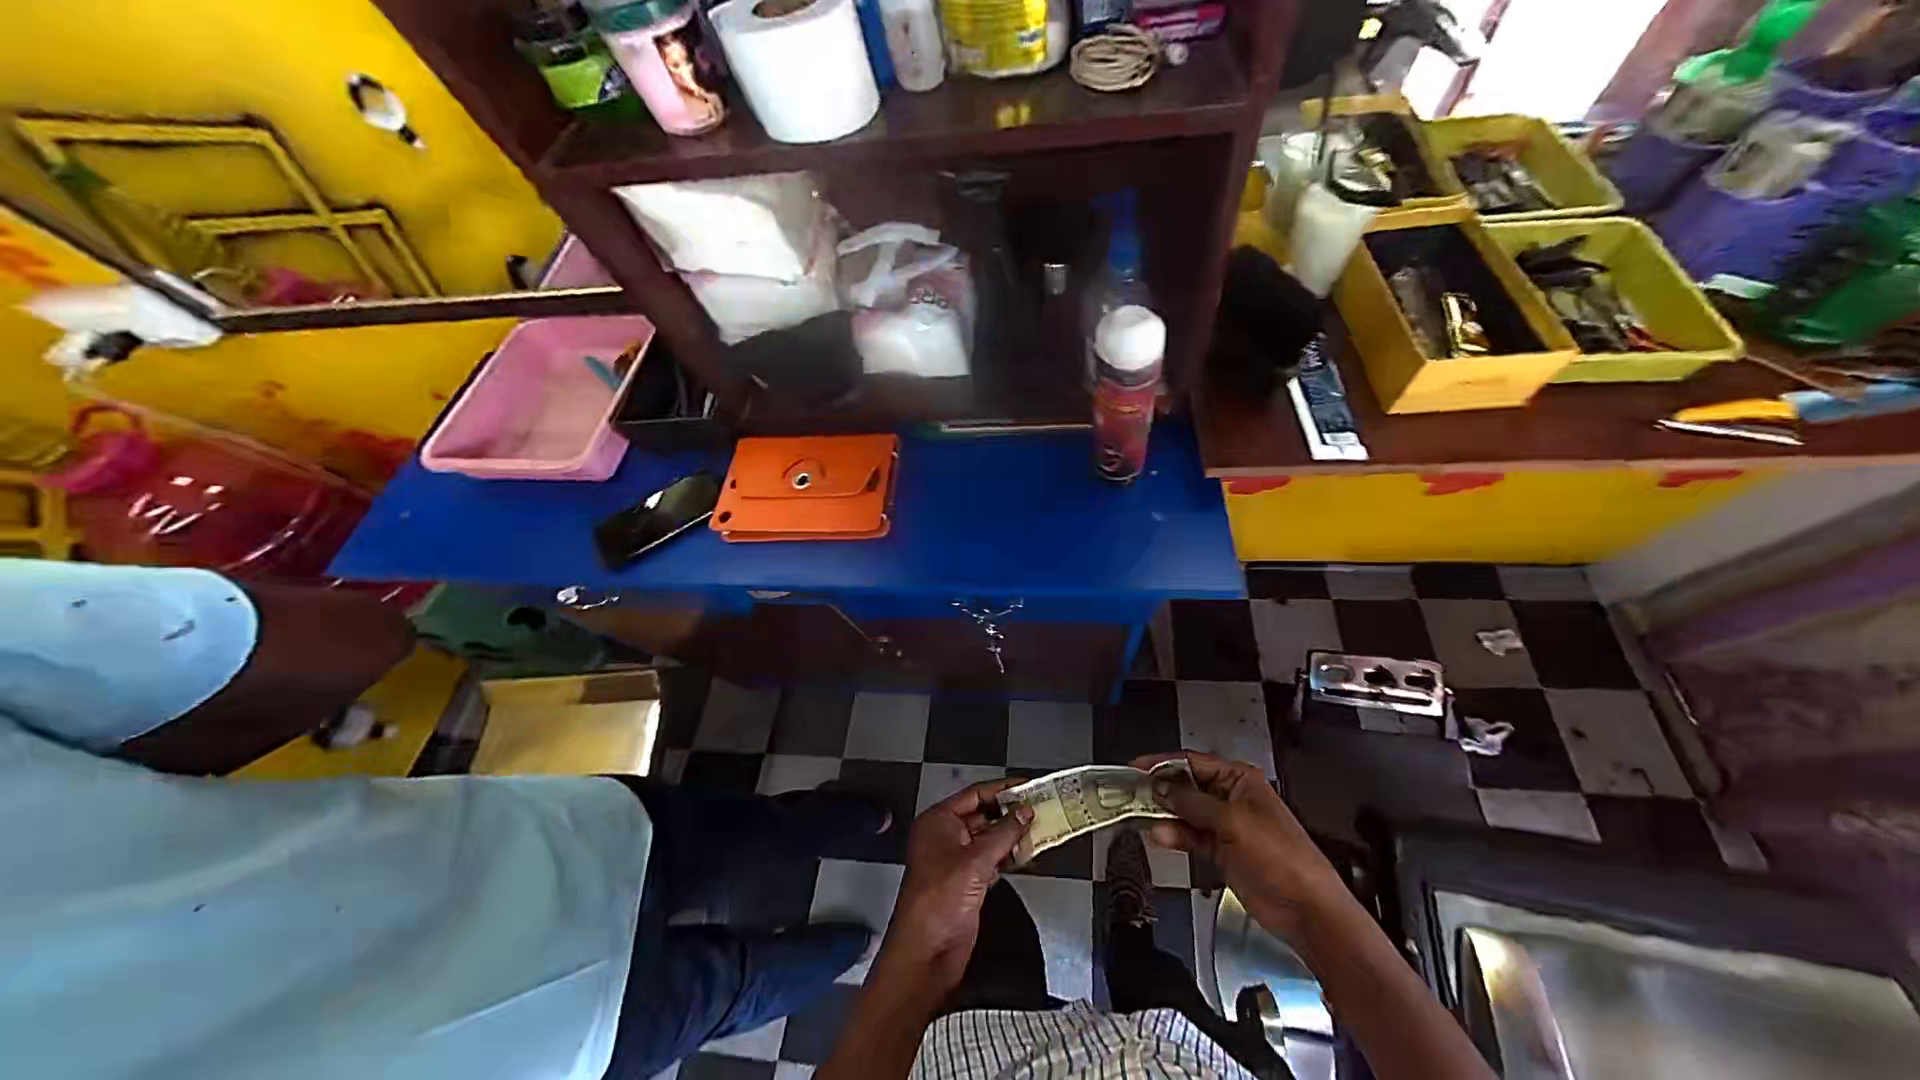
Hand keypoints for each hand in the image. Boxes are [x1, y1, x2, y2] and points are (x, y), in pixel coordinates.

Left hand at [878, 778, 1032, 991]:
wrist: (927, 952)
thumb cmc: (941, 899)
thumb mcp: (975, 861)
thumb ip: (1003, 833)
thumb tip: (1026, 811)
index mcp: (938, 821)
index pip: (975, 794)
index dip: (1002, 788)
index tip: (1029, 784)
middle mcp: (945, 835)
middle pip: (982, 814)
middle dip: (1010, 811)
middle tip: (1042, 806)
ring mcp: (956, 859)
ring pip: (988, 837)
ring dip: (1012, 834)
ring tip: (1041, 826)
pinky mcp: (967, 881)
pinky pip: (991, 858)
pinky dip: (1008, 854)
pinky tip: (1028, 851)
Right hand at [1132, 751, 1349, 940]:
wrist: (1306, 910)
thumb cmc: (1281, 858)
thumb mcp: (1233, 821)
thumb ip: (1192, 802)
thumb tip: (1161, 788)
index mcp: (1241, 780)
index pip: (1193, 762)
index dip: (1163, 764)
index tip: (1137, 768)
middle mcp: (1231, 799)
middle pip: (1187, 787)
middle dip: (1161, 790)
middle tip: (1132, 794)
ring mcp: (1226, 826)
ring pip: (1185, 812)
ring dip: (1166, 815)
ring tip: (1144, 817)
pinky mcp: (1222, 851)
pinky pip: (1191, 836)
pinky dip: (1175, 836)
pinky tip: (1161, 836)